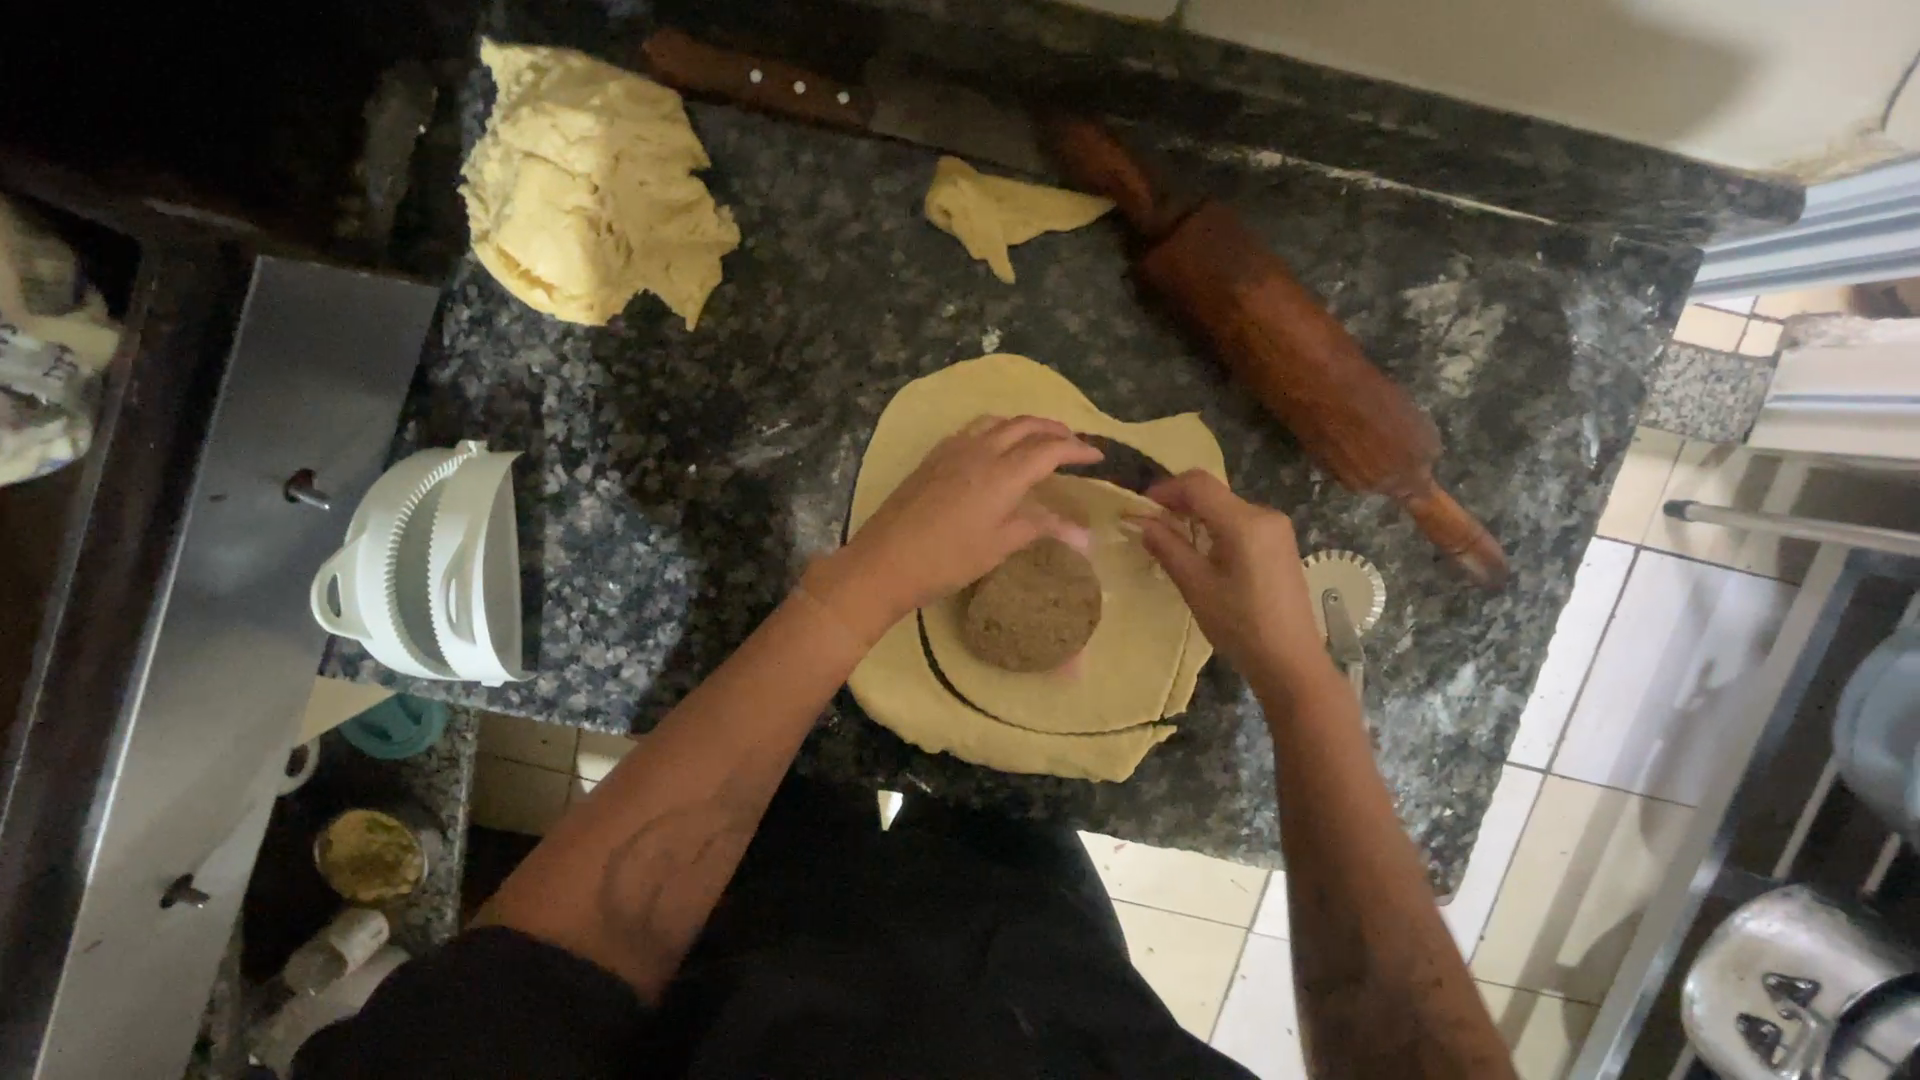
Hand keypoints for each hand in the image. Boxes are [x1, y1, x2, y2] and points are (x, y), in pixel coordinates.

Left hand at [807, 416, 1101, 641]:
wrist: (884, 561)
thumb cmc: (947, 560)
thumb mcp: (999, 546)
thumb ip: (1041, 529)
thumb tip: (1085, 536)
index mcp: (1003, 473)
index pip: (1049, 449)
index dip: (1076, 449)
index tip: (1097, 456)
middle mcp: (980, 451)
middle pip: (1025, 426)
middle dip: (1054, 430)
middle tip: (1072, 443)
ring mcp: (952, 450)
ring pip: (996, 422)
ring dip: (1023, 425)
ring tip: (1037, 439)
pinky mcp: (932, 458)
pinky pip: (972, 430)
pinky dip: (995, 430)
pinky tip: (993, 447)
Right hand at [1135, 470, 1333, 688]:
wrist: (1290, 661)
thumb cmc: (1240, 625)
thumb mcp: (1196, 586)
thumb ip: (1168, 547)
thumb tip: (1142, 522)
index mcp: (1245, 522)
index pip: (1198, 484)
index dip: (1165, 489)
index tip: (1141, 508)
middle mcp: (1265, 515)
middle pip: (1213, 493)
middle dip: (1178, 503)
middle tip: (1151, 526)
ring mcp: (1277, 529)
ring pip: (1226, 507)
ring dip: (1196, 516)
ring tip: (1173, 542)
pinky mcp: (1280, 544)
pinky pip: (1241, 523)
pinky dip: (1215, 528)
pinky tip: (1203, 554)